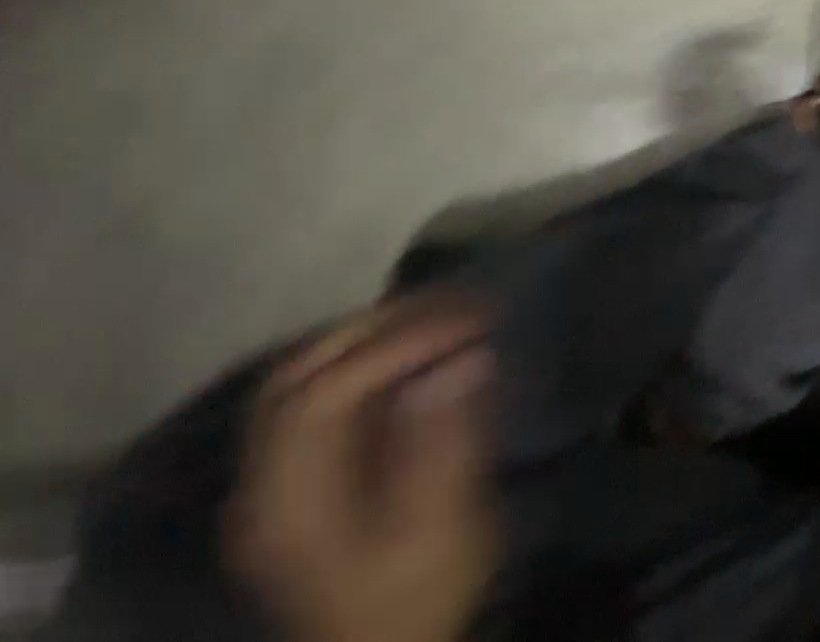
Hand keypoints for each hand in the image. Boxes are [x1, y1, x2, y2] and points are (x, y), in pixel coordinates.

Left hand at [228, 302, 499, 641]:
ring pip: (302, 379)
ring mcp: (278, 478)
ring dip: (369, 336)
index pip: (325, 395)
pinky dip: (366, 359)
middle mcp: (267, 480)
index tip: (470, 325)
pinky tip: (413, 350)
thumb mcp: (443, 530)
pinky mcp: (302, 477)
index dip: (396, 348)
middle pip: (300, 376)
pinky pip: (319, 395)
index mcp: (291, 501)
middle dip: (378, 327)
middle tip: (455, 302)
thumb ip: (446, 446)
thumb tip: (464, 360)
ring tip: (440, 313)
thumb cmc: (420, 598)